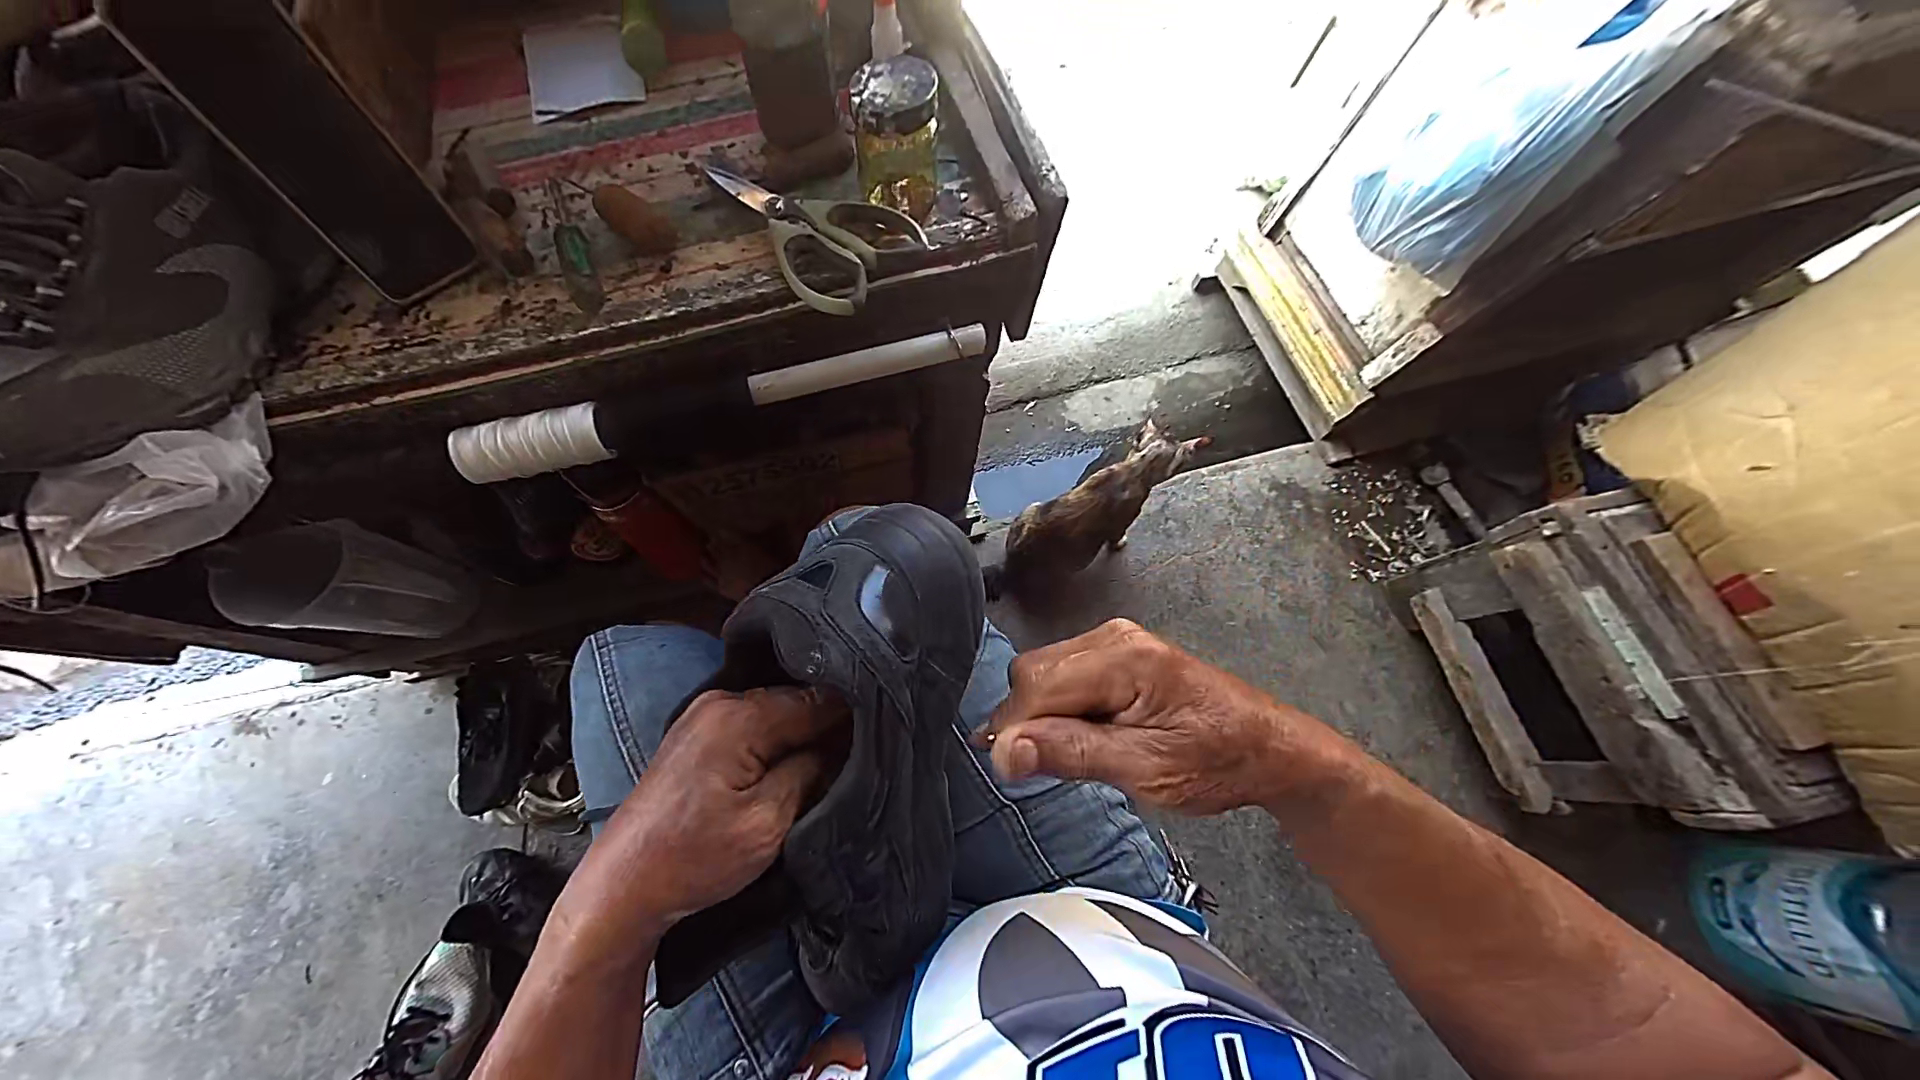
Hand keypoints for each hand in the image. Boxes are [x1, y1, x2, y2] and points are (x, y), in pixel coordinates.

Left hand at [562, 686, 846, 953]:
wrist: (621, 886)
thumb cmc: (692, 859)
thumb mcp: (767, 823)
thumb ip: (810, 772)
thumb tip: (839, 745)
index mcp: (740, 717)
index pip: (819, 701)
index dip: (852, 722)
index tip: (876, 743)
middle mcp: (721, 701)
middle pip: (797, 701)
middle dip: (826, 728)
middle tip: (850, 762)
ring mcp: (705, 713)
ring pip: (777, 712)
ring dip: (800, 736)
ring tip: (821, 768)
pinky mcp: (697, 731)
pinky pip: (753, 723)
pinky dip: (775, 740)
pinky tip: (785, 766)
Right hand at [982, 619, 1348, 814]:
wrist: (1266, 748)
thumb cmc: (1217, 762)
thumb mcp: (1145, 770)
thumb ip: (1071, 753)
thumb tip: (1004, 751)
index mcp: (1126, 658)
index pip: (1037, 685)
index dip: (1015, 730)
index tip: (1016, 771)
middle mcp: (1113, 636)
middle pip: (1033, 672)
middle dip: (1028, 721)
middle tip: (1055, 765)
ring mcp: (1113, 640)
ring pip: (1041, 672)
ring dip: (1042, 715)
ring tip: (1078, 750)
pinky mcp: (1115, 652)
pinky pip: (1061, 674)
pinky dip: (1057, 706)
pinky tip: (1083, 732)